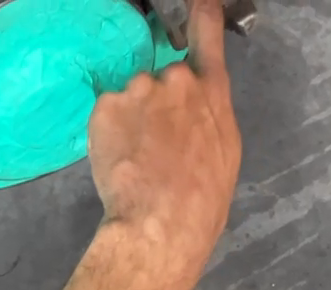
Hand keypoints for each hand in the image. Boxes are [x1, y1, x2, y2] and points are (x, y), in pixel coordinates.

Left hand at [87, 0, 241, 285]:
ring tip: (135, 163)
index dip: (198, 16)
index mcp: (212, 95)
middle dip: (157, 107)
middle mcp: (177, 81)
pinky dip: (109, 135)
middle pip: (163, 81)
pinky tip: (118, 164)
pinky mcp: (107, 106)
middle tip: (155, 149)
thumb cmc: (201, 206)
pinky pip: (107, 115)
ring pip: (132, 99)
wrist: (160, 227)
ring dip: (131, 122)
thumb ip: (209, 122)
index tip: (194, 4)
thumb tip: (195, 116)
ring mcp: (139, 89)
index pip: (206, 35)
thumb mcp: (224, 159)